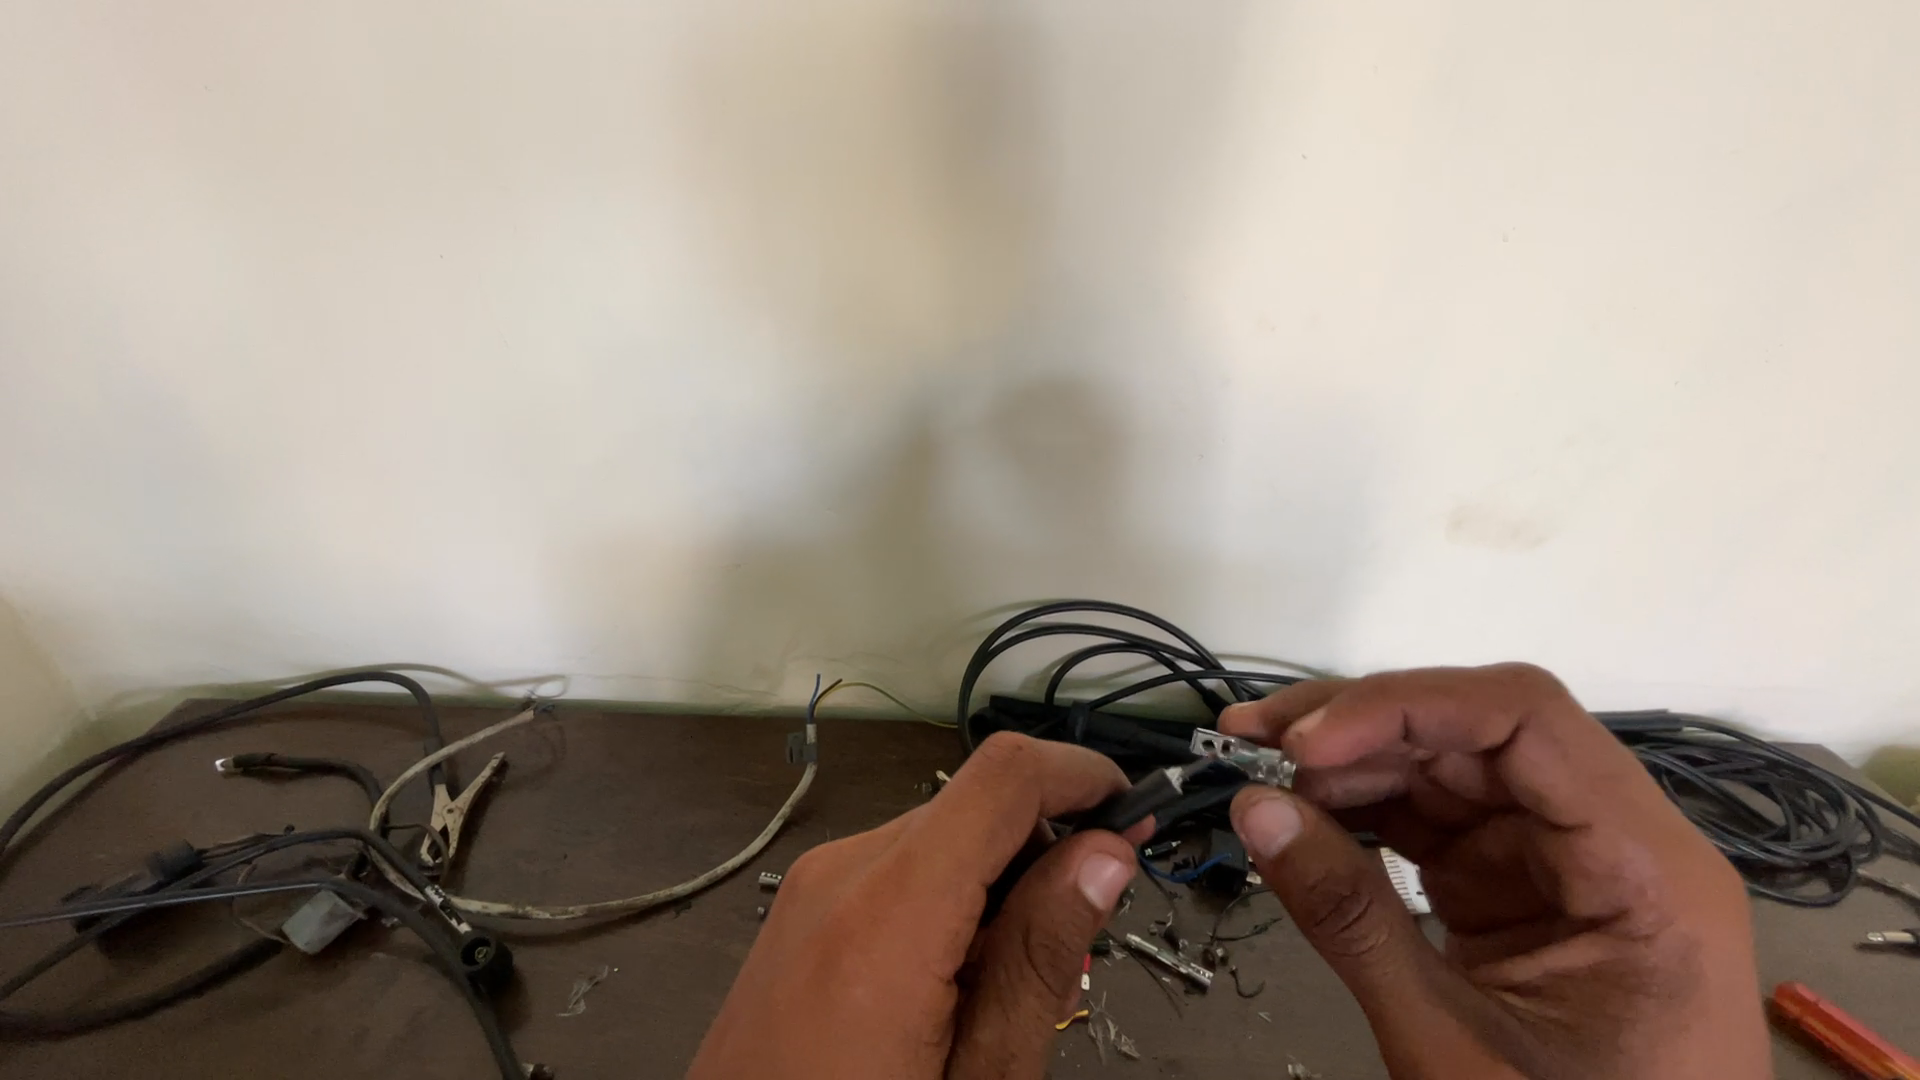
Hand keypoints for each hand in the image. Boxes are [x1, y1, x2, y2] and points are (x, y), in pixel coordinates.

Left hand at [686, 732, 1142, 1079]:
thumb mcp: (978, 1079)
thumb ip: (1041, 955)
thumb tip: (1104, 855)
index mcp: (888, 910)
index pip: (1003, 777)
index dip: (1078, 774)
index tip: (1130, 812)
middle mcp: (845, 869)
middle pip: (976, 805)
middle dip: (1046, 847)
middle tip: (1078, 938)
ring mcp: (817, 880)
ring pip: (944, 832)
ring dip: (1002, 876)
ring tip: (1013, 976)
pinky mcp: (807, 900)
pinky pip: (903, 862)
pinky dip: (954, 892)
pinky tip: (960, 972)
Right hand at [1220, 664, 1767, 1079]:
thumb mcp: (1455, 1049)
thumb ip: (1350, 920)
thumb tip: (1250, 805)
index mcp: (1639, 868)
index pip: (1523, 719)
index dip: (1404, 707)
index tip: (1304, 746)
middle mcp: (1600, 836)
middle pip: (1467, 729)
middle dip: (1350, 724)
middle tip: (1248, 736)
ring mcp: (1546, 856)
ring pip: (1434, 761)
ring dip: (1339, 758)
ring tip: (1255, 769)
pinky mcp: (1500, 878)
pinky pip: (1418, 811)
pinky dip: (1350, 803)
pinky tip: (1295, 812)